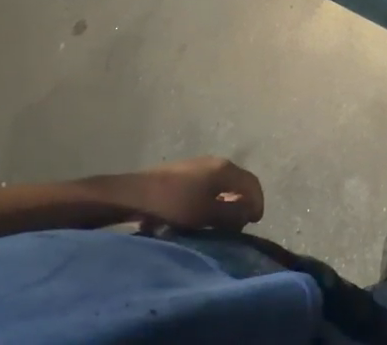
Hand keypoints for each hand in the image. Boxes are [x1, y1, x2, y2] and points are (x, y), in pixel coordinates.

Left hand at [113, 157, 264, 231]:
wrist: (129, 195)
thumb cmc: (172, 205)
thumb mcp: (205, 214)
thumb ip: (232, 214)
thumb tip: (248, 213)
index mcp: (226, 168)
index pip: (252, 184)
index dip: (257, 203)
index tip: (255, 222)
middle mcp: (216, 162)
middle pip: (237, 183)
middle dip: (240, 203)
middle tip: (237, 225)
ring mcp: (197, 166)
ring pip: (220, 186)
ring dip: (224, 203)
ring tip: (217, 223)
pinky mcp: (180, 173)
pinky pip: (205, 187)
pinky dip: (209, 200)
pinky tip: (197, 214)